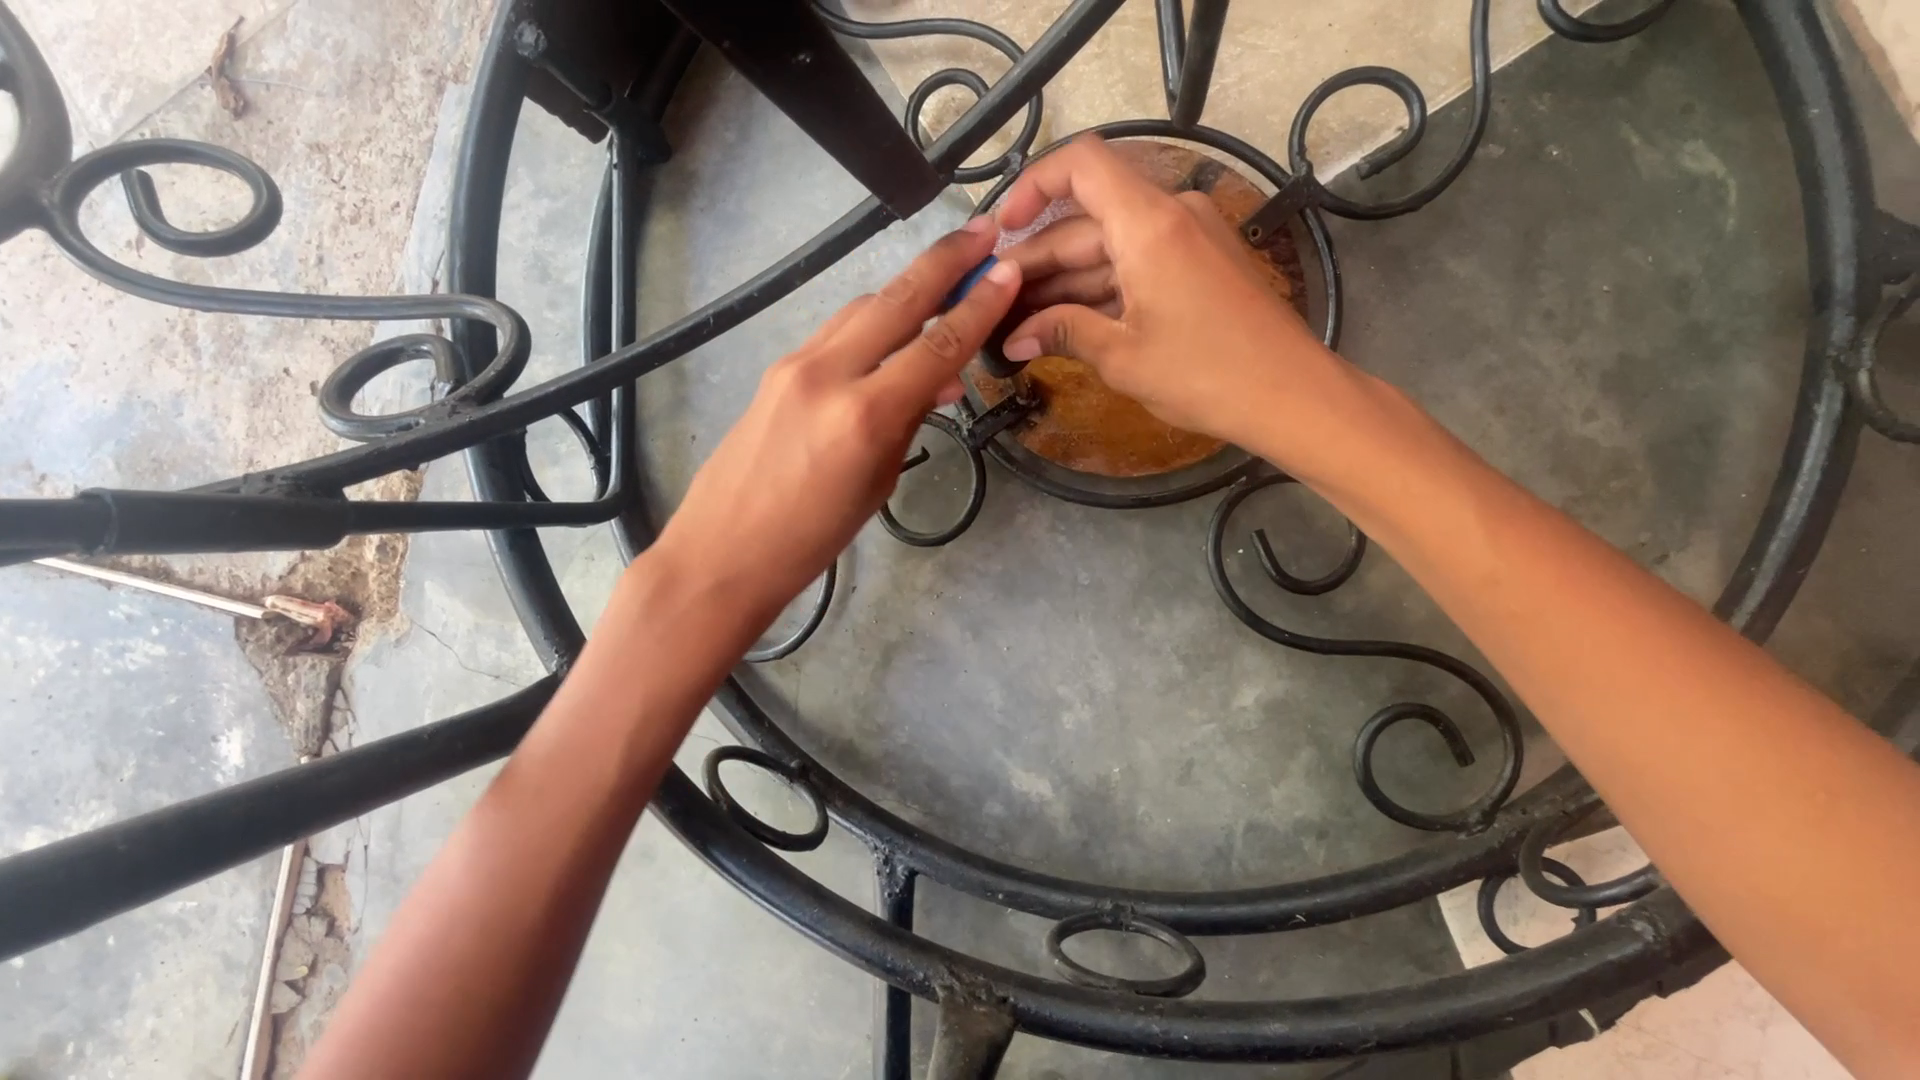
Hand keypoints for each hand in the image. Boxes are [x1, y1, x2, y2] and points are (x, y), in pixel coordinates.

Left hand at [649, 218, 1019, 626]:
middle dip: (942, 262)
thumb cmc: (811, 540)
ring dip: (906, 291)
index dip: (977, 307)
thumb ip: (908, 422)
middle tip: (981, 231)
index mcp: (864, 415)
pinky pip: (835, 332)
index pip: (936, 346)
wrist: (722, 552)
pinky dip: (870, 322)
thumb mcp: (877, 484)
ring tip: (945, 280)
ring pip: (861, 309)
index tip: (1005, 270)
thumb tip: (936, 380)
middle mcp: (828, 374)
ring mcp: (795, 365)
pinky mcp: (776, 370)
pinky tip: (891, 331)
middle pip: (896, 301)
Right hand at [992, 136, 1361, 472]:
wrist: (1290, 395)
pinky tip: (1064, 321)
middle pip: (1086, 219)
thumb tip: (1014, 340)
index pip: (1081, 164)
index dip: (1033, 186)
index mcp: (1149, 224)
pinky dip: (1100, 289)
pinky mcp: (1199, 264)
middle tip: (994, 299)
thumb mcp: (1122, 357)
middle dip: (1037, 259)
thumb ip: (1063, 334)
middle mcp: (1170, 216)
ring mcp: (1188, 239)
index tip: (1003, 230)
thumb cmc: (1206, 374)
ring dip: (1065, 281)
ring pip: (1108, 246)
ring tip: (1018, 319)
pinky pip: (1136, 263)